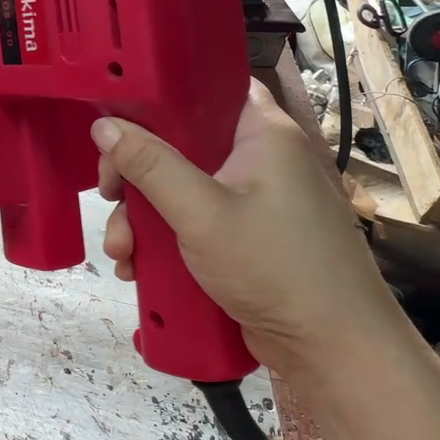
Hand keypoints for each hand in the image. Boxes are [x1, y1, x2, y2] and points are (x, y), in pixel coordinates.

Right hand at [94, 80, 400, 377]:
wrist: (337, 354)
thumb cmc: (275, 268)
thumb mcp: (200, 212)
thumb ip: (148, 164)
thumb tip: (102, 125)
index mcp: (262, 134)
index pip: (208, 85)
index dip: (159, 94)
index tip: (115, 114)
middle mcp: (258, 158)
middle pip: (179, 142)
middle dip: (134, 173)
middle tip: (109, 195)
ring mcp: (252, 200)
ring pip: (178, 186)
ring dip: (141, 216)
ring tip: (121, 252)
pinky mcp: (246, 236)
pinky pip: (191, 220)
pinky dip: (162, 238)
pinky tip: (138, 266)